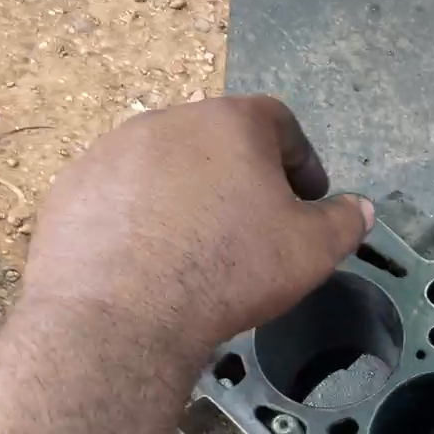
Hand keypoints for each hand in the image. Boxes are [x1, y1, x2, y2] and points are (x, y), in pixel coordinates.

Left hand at [19, 96, 371, 355]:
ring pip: (169, 165)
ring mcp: (113, 150)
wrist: (121, 312)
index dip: (302, 160)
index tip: (306, 199)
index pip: (280, 122)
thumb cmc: (231, 269)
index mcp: (232, 123)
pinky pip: (123, 193)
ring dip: (192, 194)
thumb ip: (345, 222)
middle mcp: (170, 120)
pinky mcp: (73, 186)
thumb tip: (361, 208)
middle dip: (245, 178)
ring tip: (200, 246)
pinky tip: (151, 259)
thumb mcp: (312, 251)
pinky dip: (144, 216)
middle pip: (221, 140)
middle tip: (256, 227)